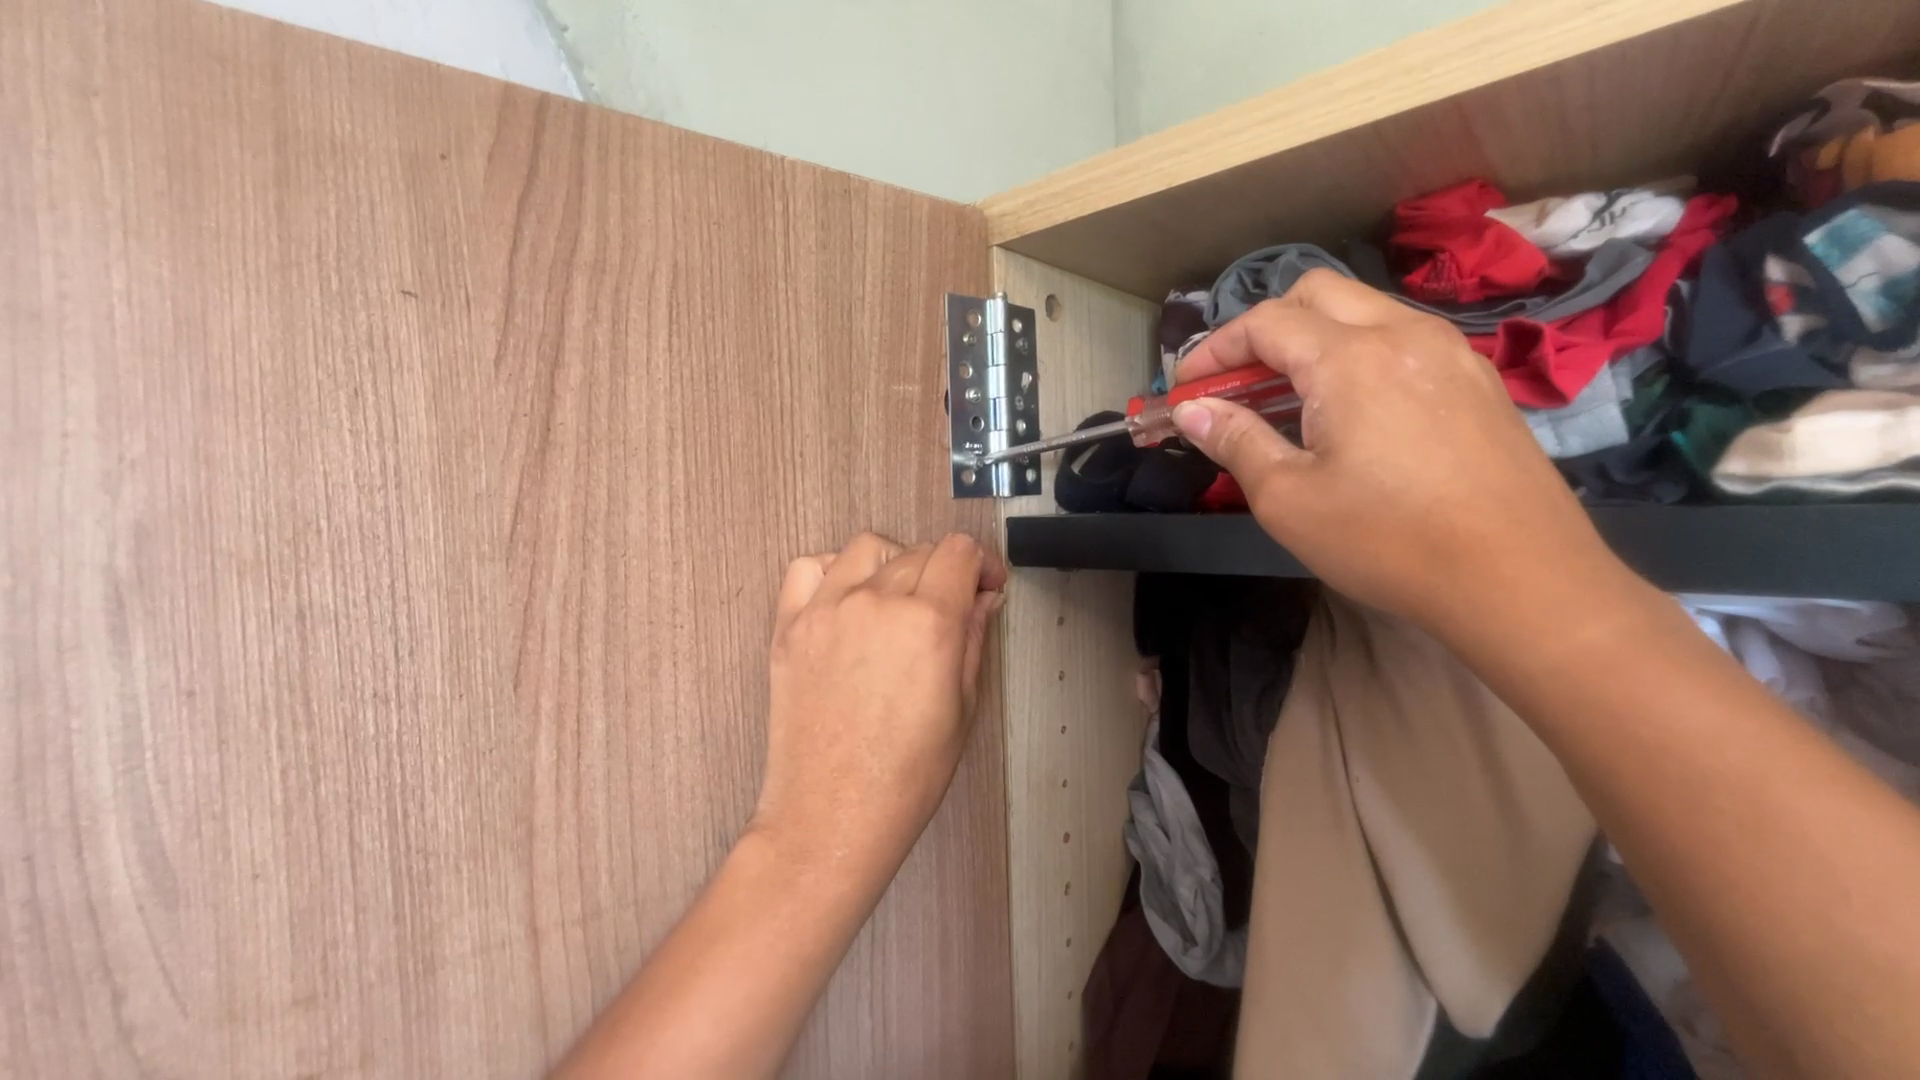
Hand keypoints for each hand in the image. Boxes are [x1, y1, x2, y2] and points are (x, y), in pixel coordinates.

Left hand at [753, 532, 1006, 868]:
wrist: (833, 814)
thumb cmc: (903, 776)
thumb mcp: (962, 707)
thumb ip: (973, 638)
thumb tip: (982, 598)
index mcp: (927, 624)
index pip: (958, 553)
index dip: (980, 563)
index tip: (984, 583)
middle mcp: (875, 604)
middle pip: (919, 551)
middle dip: (943, 572)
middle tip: (948, 606)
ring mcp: (827, 611)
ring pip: (867, 547)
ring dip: (892, 562)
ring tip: (897, 599)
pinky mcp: (791, 627)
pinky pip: (809, 567)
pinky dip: (833, 570)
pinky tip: (848, 599)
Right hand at [1170, 270, 1616, 631]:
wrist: (1519, 578)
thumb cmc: (1388, 541)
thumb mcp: (1288, 499)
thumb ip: (1236, 442)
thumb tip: (1193, 411)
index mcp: (1350, 358)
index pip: (1265, 323)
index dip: (1214, 349)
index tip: (1186, 387)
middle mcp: (1403, 335)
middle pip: (1317, 294)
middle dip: (1263, 327)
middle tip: (1236, 382)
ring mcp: (1450, 354)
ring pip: (1365, 313)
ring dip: (1313, 339)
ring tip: (1288, 400)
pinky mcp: (1477, 383)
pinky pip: (1403, 343)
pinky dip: (1358, 356)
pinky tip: (1352, 414)